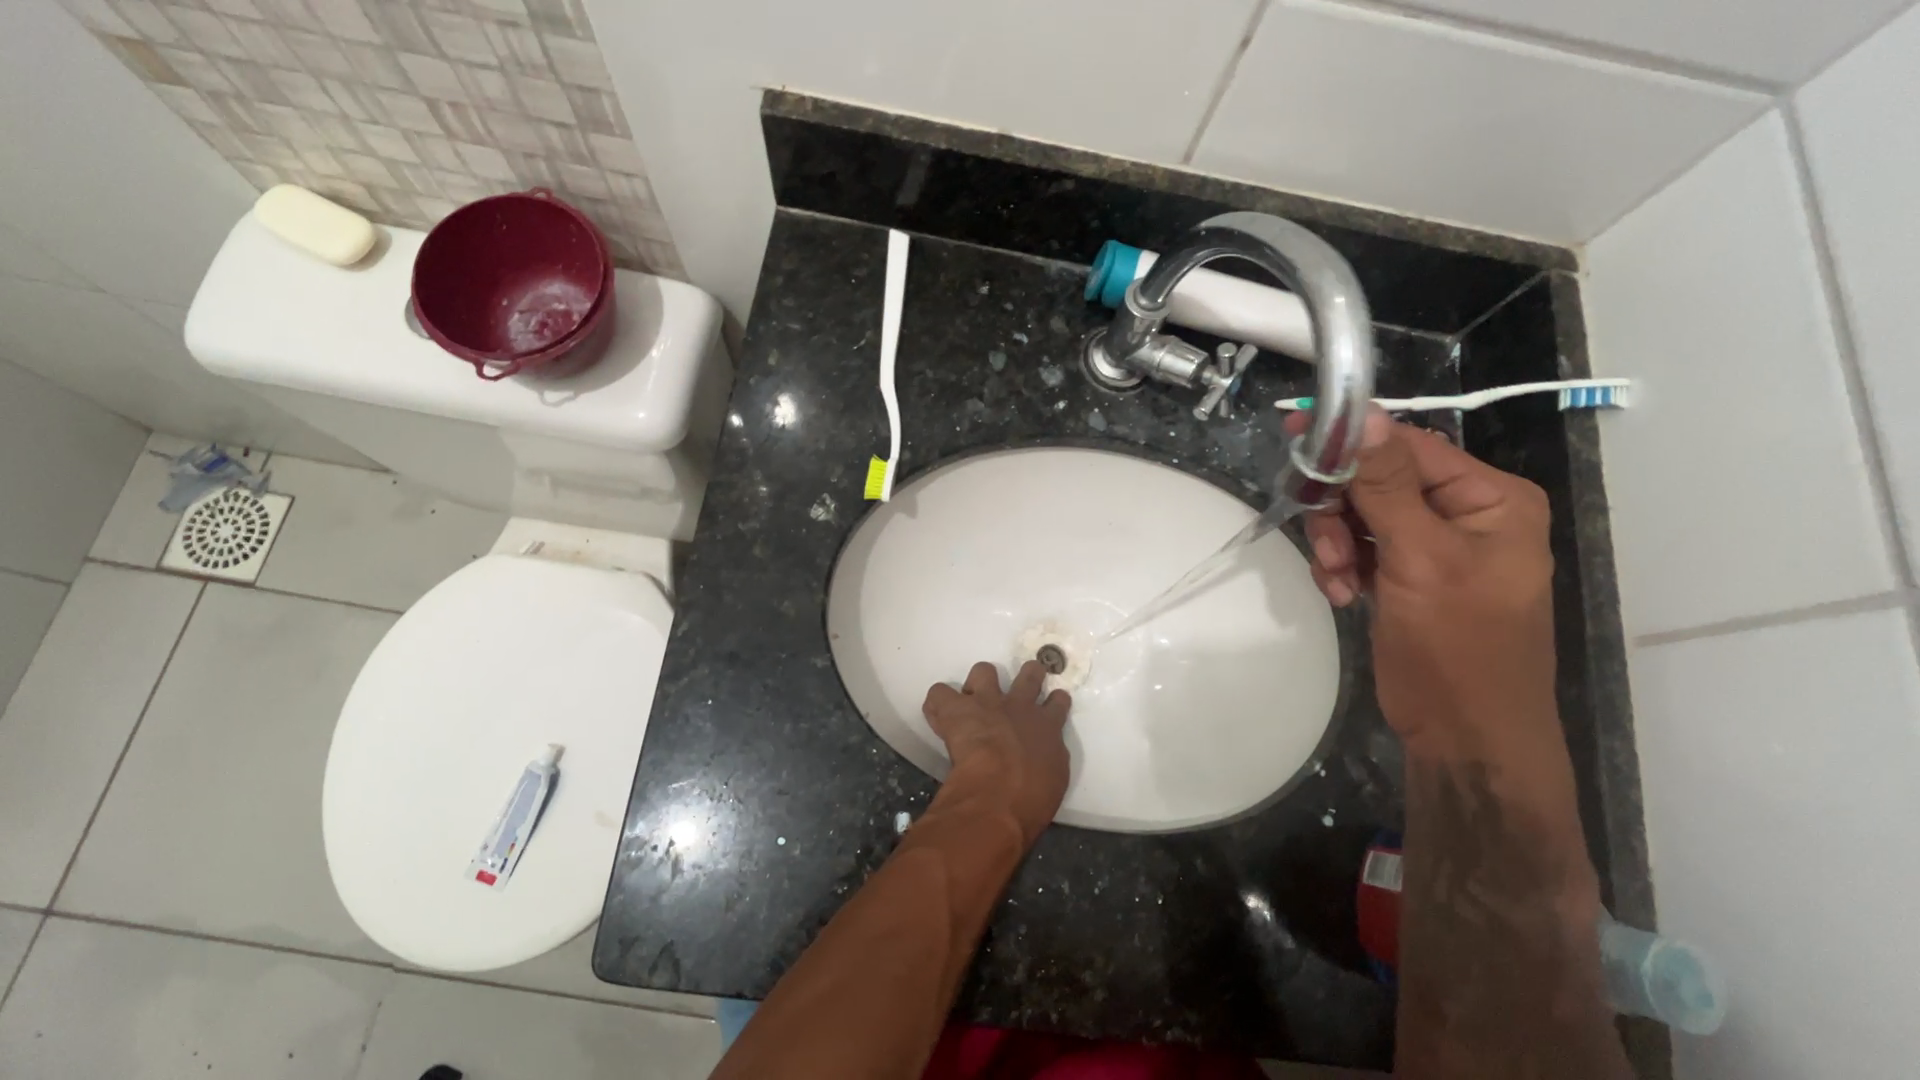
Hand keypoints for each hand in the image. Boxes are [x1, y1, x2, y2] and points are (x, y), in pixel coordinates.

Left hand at [921, 661, 1071, 844]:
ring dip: (978, 683)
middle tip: (1018, 686)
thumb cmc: (1034, 795)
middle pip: (1028, 675)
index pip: (1057, 703)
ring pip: (984, 671)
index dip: (1053, 702)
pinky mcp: (956, 709)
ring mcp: (987, 702)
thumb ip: (1048, 760)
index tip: (1049, 706)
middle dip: (1026, 675)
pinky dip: (937, 704)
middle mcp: (1019, 706)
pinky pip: (939, 693)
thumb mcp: (1054, 777)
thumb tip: (1040, 758)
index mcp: (1047, 726)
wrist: (1001, 790)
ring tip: (972, 699)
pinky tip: (938, 716)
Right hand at [1289, 409, 1556, 751]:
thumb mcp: (1420, 559)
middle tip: (1325, 547)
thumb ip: (1387, 485)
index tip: (1294, 436)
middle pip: (1379, 481)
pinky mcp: (1411, 578)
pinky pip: (1364, 550)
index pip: (1409, 447)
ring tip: (1337, 581)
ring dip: (1338, 545)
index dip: (1352, 442)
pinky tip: (1343, 595)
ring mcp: (1437, 548)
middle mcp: (1468, 515)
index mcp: (1492, 499)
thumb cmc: (1457, 647)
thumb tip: (1362, 412)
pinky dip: (1345, 568)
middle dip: (1342, 511)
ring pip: (1363, 516)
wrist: (1465, 738)